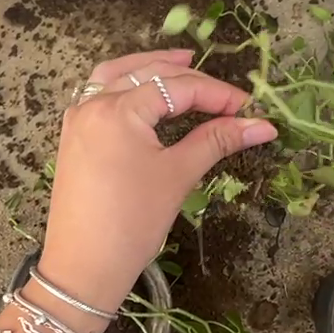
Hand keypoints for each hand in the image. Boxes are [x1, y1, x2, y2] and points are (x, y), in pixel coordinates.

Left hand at [36, 49, 277, 313]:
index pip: (177, 88)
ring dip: (148, 68)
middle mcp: (92, 105)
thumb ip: (216, 141)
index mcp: (117, 109)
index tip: (248, 107)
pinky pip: (98, 97)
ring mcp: (76, 121)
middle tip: (221, 88)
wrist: (83, 268)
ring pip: (114, 77)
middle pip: (146, 74)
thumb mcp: (177, 176)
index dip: (217, 95)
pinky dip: (122, 86)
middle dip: (186, 77)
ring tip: (179, 64)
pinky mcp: (71, 140)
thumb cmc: (132, 223)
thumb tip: (262, 125)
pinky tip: (141, 95)